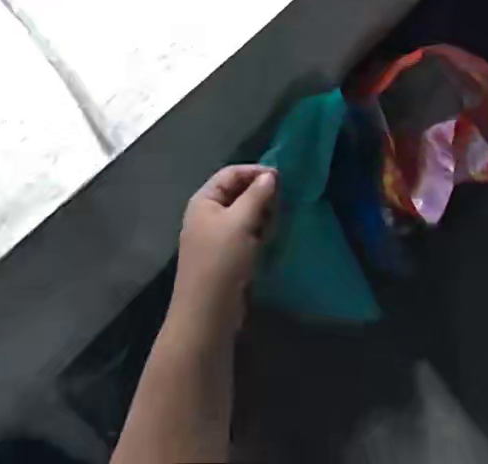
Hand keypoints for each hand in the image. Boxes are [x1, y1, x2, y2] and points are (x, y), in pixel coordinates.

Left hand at [171, 165, 278, 331]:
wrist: (206, 316)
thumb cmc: (221, 262)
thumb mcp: (240, 223)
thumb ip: (256, 196)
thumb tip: (270, 176)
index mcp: (204, 200)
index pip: (231, 173)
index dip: (255, 171)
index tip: (281, 178)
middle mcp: (207, 214)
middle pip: (237, 192)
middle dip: (260, 193)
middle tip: (283, 199)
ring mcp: (215, 236)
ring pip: (243, 214)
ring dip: (261, 213)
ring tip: (279, 218)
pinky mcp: (226, 256)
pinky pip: (245, 233)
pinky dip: (258, 231)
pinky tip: (272, 237)